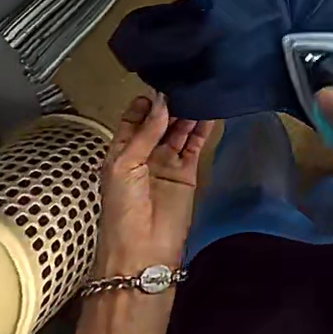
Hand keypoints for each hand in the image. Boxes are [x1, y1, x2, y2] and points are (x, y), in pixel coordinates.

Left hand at [95, 94, 216, 275]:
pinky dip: (203, 129)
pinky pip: (195, 144)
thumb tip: (162, 100)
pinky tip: (210, 112)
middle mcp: (145, 152)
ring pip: (179, 129)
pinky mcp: (187, 172)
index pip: (135, 116)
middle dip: (170, 103)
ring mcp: (167, 161)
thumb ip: (145, 132)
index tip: (161, 82)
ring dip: (188, 113)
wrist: (142, 251)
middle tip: (185, 83)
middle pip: (160, 120)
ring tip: (199, 92)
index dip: (147, 101)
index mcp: (122, 149)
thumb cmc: (122, 208)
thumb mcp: (125, 164)